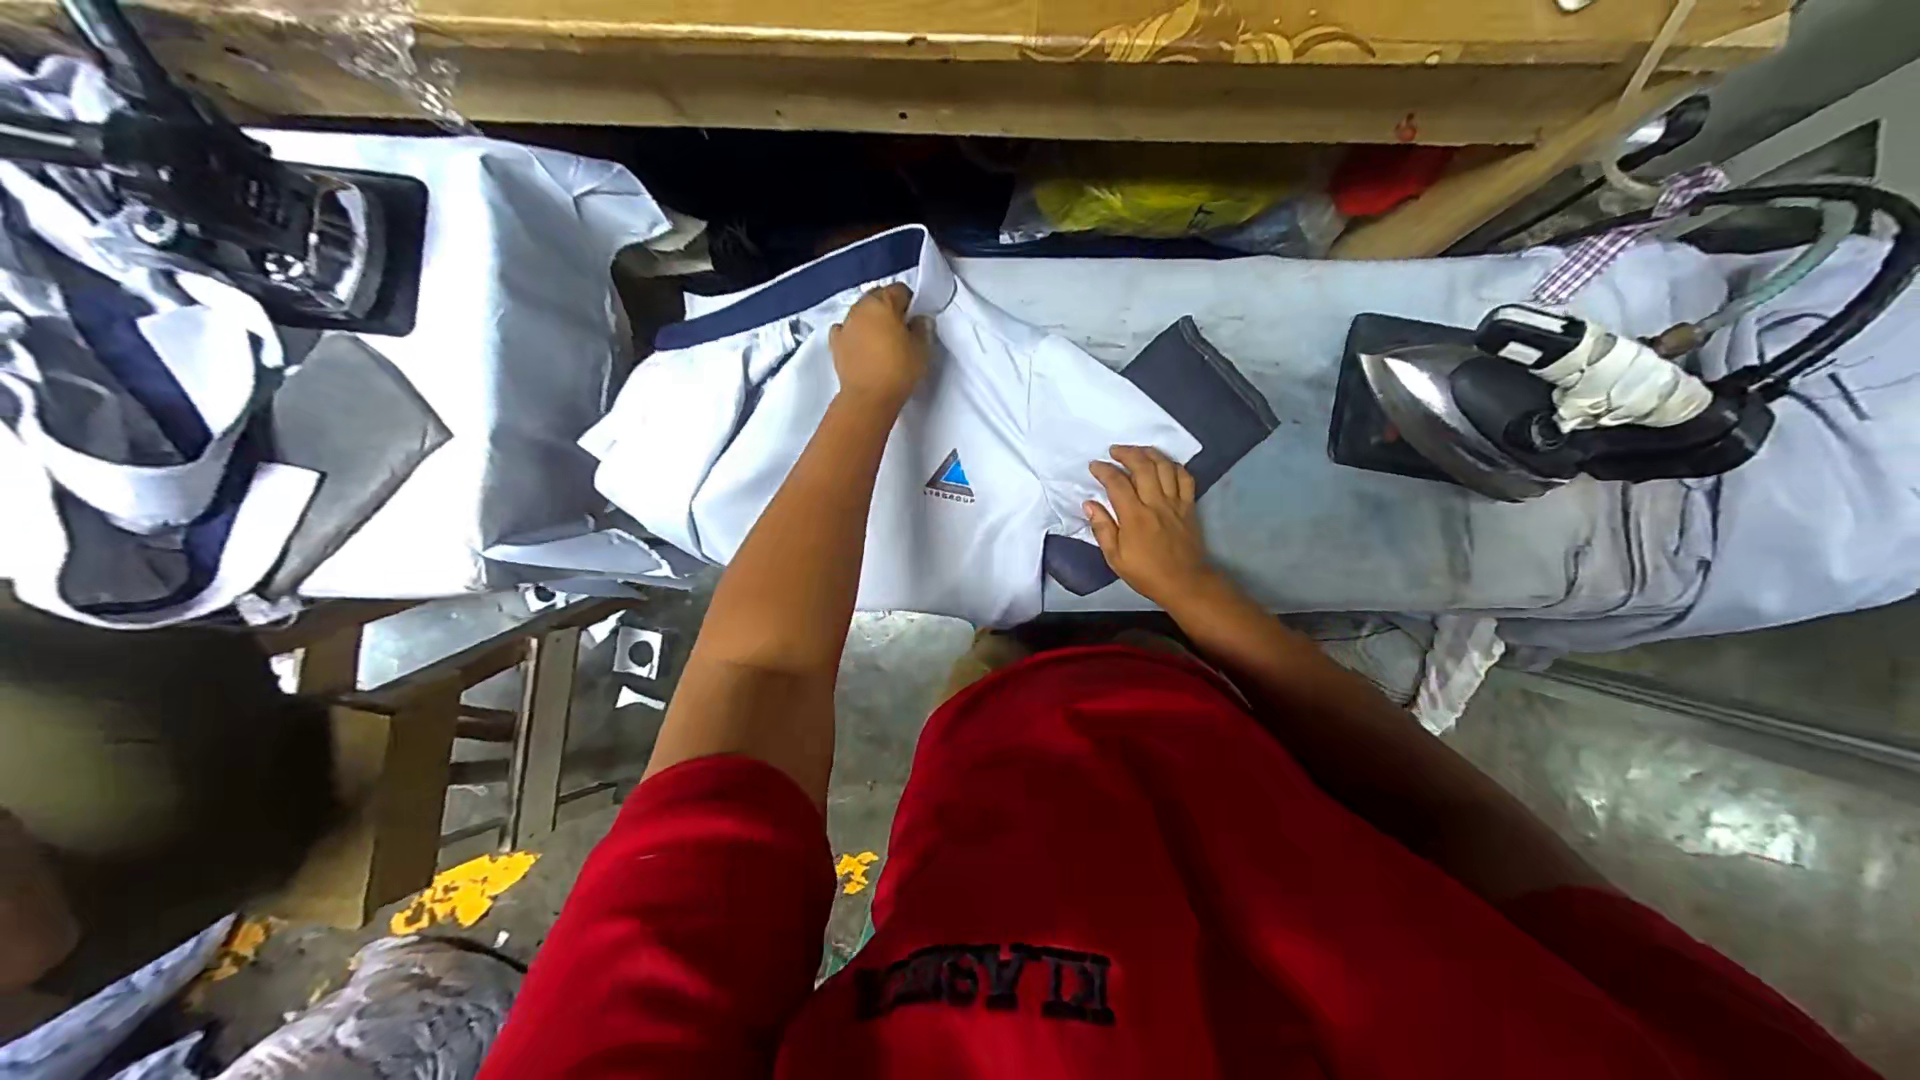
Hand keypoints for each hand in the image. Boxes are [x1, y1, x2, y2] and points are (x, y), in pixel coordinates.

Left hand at [830, 283, 930, 410]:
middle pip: (877, 298)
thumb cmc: (899, 369)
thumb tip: (919, 320)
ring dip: (871, 321)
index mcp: (882, 302)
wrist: (868, 398)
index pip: (900, 290)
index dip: (911, 303)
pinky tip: (862, 347)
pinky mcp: (835, 343)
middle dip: (889, 308)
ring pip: (861, 313)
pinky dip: (854, 334)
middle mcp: (860, 307)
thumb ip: (922, 328)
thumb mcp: (922, 349)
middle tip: (900, 330)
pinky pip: (846, 330)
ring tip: (882, 342)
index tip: (916, 320)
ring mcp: (845, 325)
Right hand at [1086, 445, 1218, 608]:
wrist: (1184, 582)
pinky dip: (1174, 466)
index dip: (1104, 470)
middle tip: (1114, 451)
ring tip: (1137, 451)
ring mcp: (1175, 503)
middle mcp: (1155, 504)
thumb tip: (1089, 504)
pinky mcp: (1189, 506)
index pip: (1117, 483)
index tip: (1094, 466)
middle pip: (1142, 467)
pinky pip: (1185, 478)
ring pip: (1165, 467)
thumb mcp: (1115, 557)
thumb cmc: (1146, 573)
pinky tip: (1164, 465)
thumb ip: (1102, 528)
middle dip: (1126, 453)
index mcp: (1134, 517)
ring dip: (1149, 453)